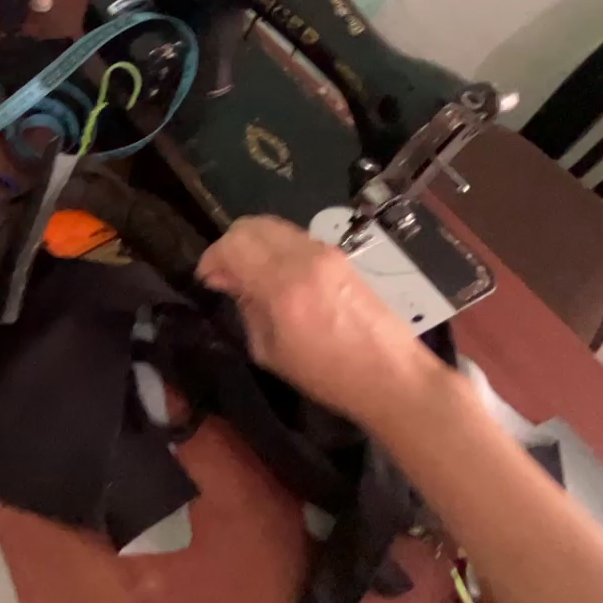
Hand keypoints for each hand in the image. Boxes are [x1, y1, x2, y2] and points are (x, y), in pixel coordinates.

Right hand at [196, 216, 443, 426]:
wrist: (393, 376)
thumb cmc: (328, 375)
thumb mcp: (271, 352)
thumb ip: (247, 308)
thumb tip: (231, 283)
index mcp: (283, 287)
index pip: (232, 246)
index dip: (211, 259)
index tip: (208, 280)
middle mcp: (304, 260)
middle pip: (249, 226)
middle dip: (229, 246)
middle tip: (226, 274)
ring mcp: (325, 253)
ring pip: (272, 226)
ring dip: (252, 243)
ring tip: (250, 272)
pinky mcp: (340, 256)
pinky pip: (293, 237)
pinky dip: (274, 247)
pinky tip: (277, 274)